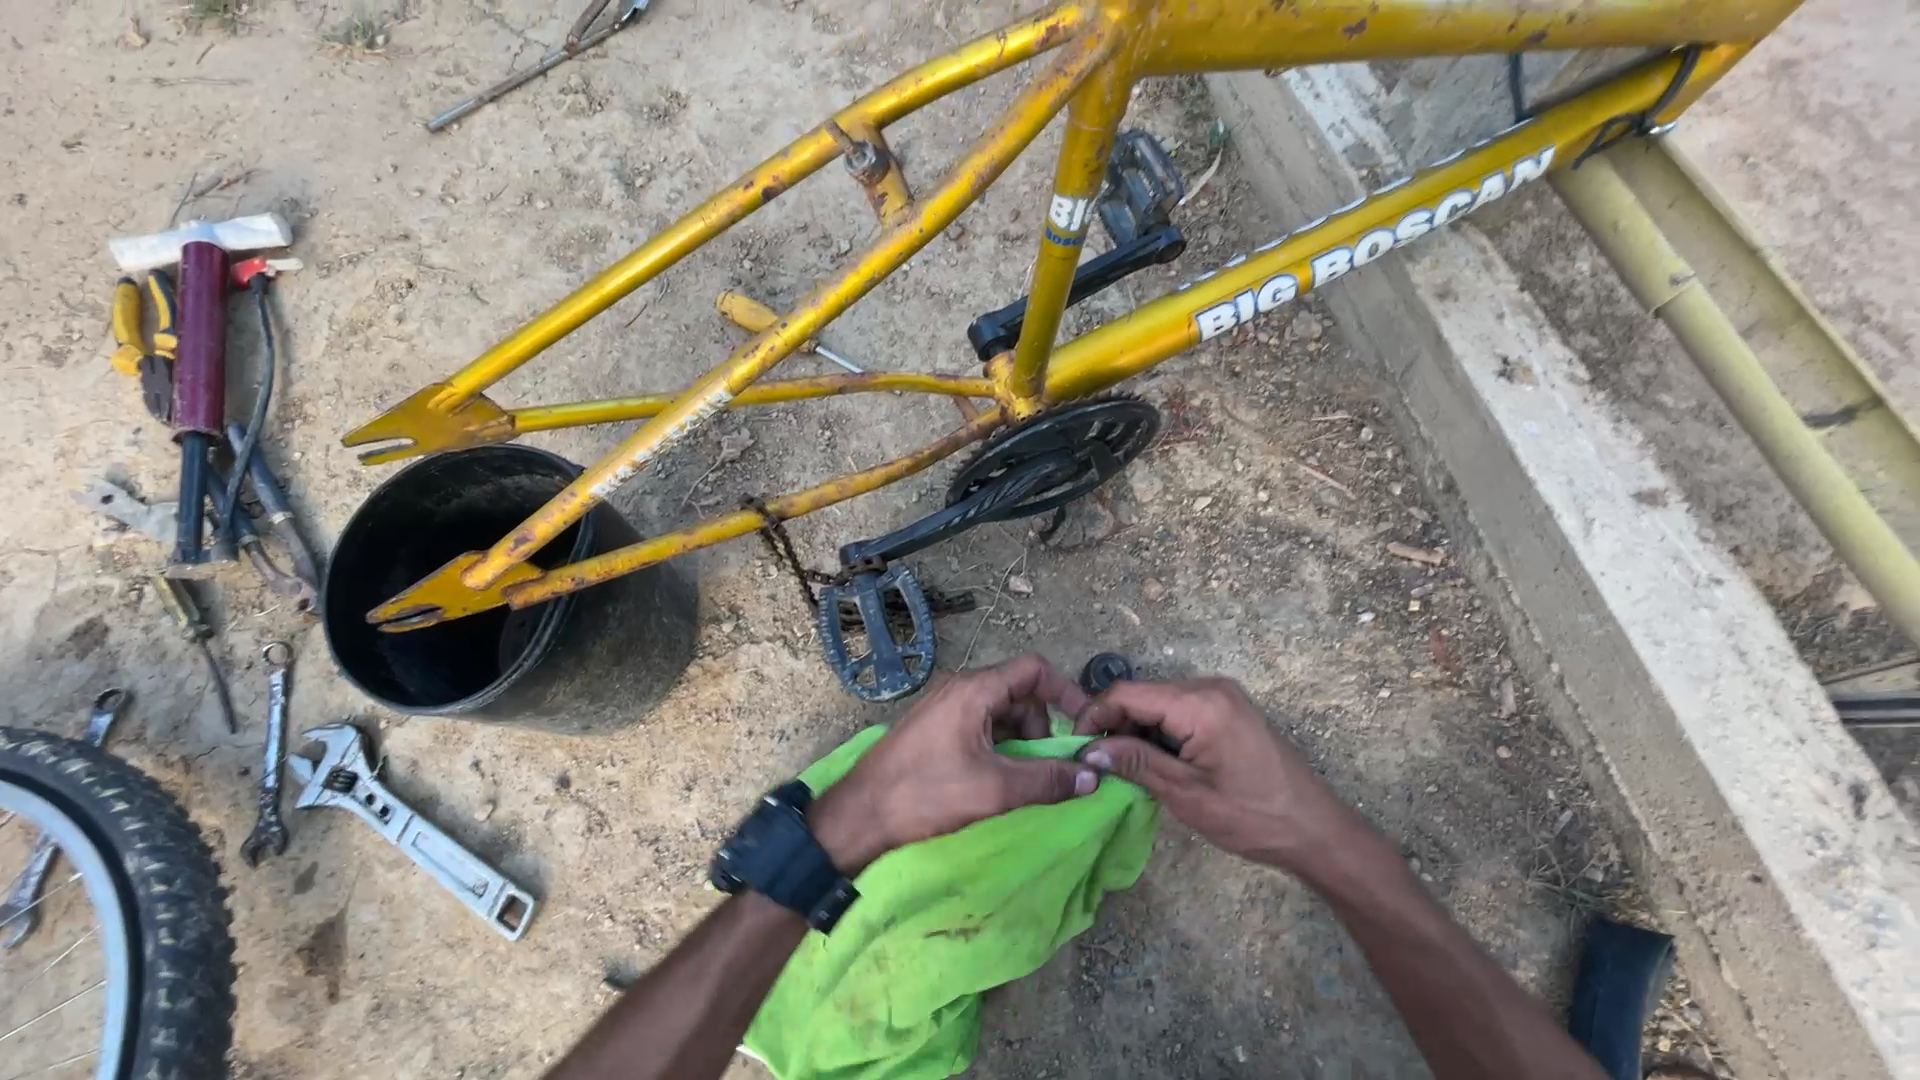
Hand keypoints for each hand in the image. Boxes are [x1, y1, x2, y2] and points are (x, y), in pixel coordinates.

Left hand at [808, 654, 1100, 873]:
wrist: (858, 817)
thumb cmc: (924, 795)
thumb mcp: (994, 789)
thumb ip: (1047, 780)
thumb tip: (1093, 776)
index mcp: (973, 690)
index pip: (1034, 670)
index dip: (1066, 692)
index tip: (1086, 726)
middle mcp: (959, 690)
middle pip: (1020, 695)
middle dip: (1041, 731)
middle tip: (1043, 771)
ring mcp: (944, 709)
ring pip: (1001, 715)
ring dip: (1020, 745)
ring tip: (1017, 784)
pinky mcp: (935, 731)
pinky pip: (980, 729)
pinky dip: (998, 751)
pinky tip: (995, 783)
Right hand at [1073, 677, 1361, 875]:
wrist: (1315, 829)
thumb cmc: (1251, 816)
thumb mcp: (1186, 794)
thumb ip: (1135, 763)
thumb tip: (1088, 751)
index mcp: (1199, 703)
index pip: (1126, 694)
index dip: (1094, 716)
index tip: (1076, 747)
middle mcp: (1209, 686)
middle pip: (1141, 694)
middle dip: (1114, 724)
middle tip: (1096, 761)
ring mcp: (1221, 694)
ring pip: (1158, 701)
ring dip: (1135, 728)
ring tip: (1122, 765)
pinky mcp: (1227, 707)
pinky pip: (1179, 708)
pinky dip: (1159, 729)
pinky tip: (1153, 759)